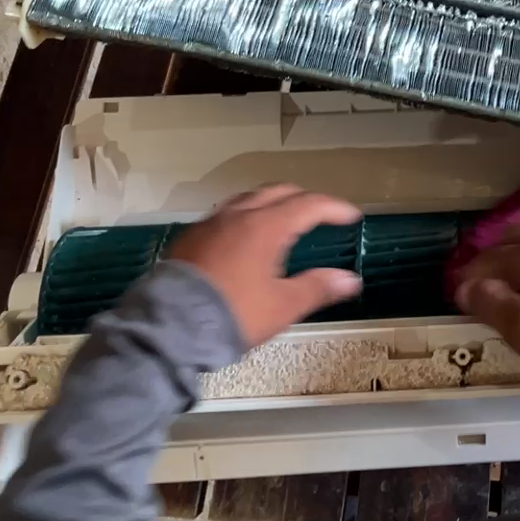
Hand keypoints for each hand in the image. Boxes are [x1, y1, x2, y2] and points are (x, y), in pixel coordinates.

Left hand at [167, 184, 364, 346]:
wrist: (168, 328)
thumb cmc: (233, 315)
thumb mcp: (282, 306)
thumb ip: (317, 288)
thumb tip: (350, 280)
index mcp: (267, 226)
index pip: (309, 205)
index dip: (334, 208)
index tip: (351, 216)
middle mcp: (240, 214)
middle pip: (279, 192)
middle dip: (304, 199)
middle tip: (320, 215)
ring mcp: (212, 222)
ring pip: (250, 199)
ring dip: (272, 203)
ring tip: (283, 220)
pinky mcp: (191, 236)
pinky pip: (226, 214)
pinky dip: (246, 216)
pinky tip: (245, 238)